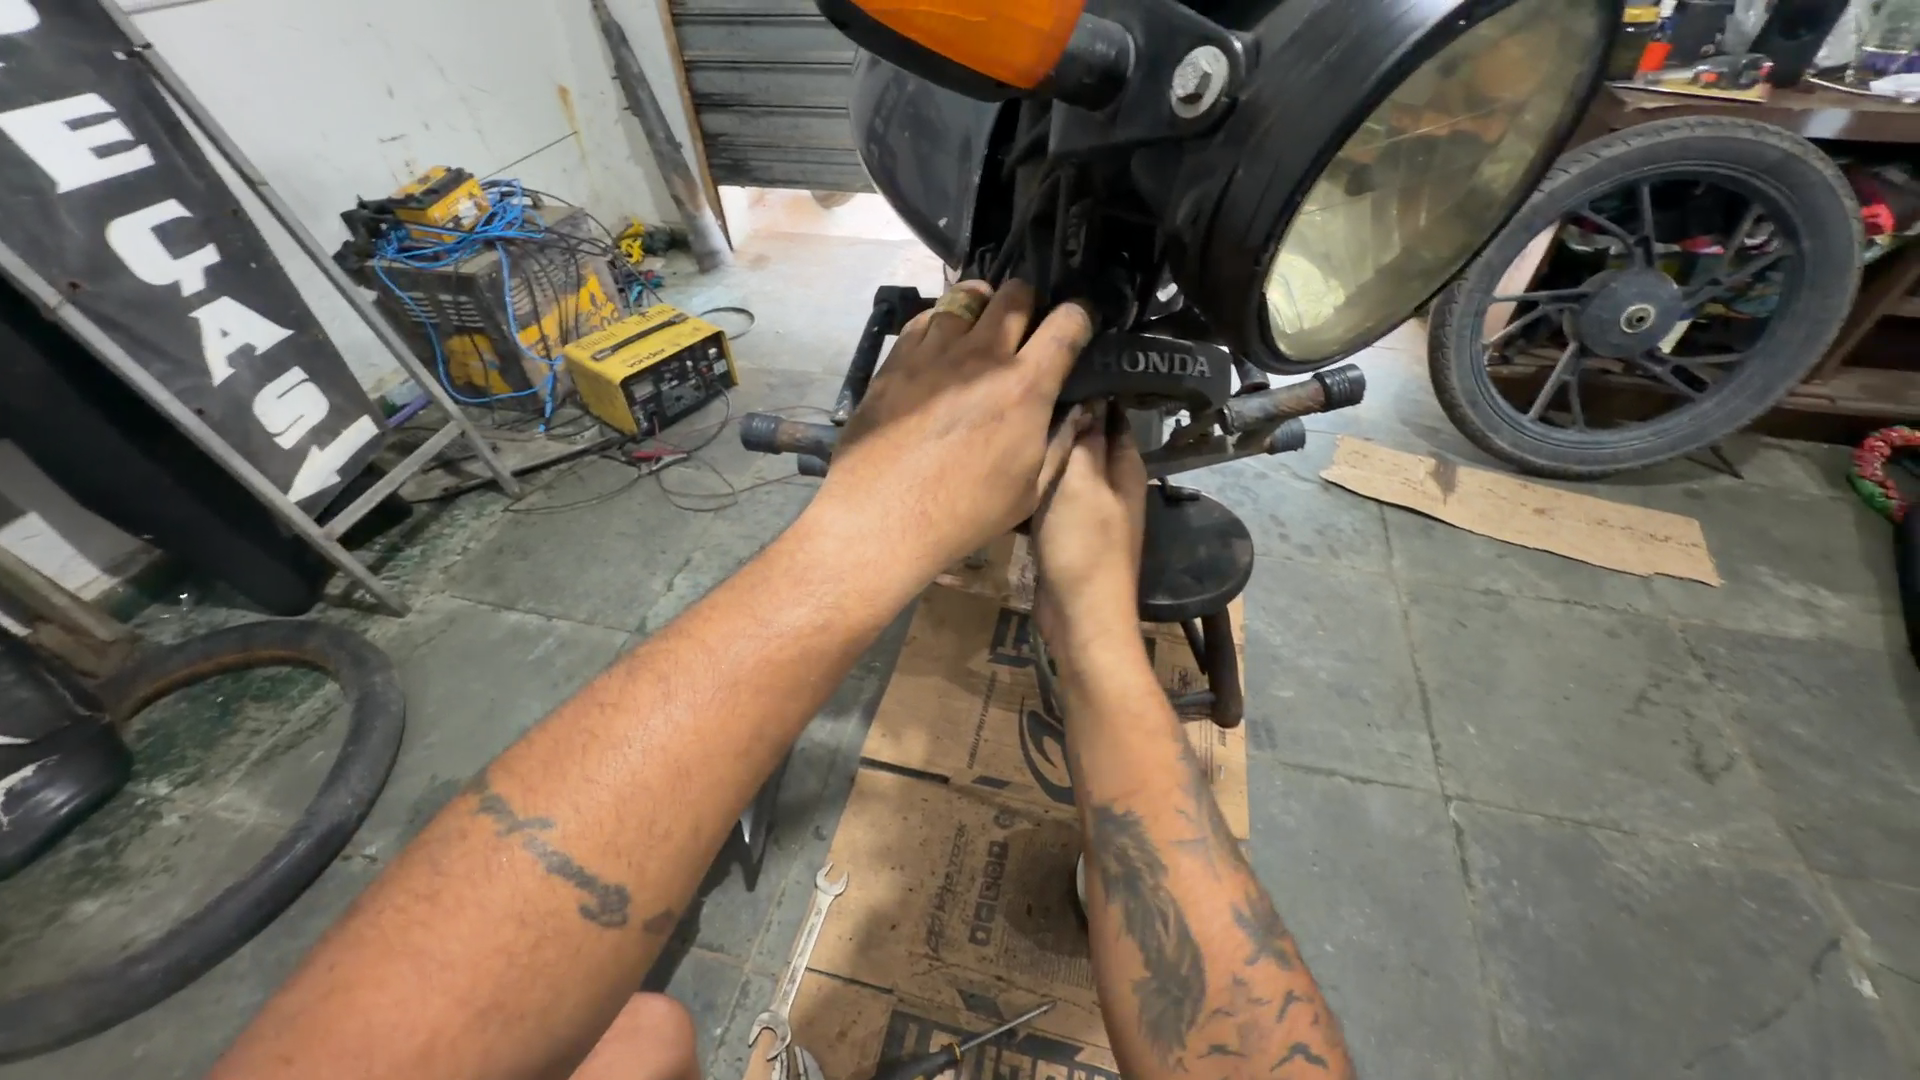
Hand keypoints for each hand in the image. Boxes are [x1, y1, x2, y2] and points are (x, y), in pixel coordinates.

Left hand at [812, 280, 1095, 581]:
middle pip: (1015, 294)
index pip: (1067, 324)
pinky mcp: (896, 360)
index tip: (1077, 327)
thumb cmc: (965, 514)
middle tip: (1024, 328)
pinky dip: (942, 323)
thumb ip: (1061, 443)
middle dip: (1028, 302)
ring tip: (980, 328)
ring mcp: (934, 353)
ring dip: (982, 307)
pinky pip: (926, 319)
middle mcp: (982, 356)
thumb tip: (1080, 411)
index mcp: (1025, 387)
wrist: (883, 517)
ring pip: (966, 297)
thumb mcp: (1030, 491)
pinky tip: (940, 345)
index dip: (1080, 318)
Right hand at [1032, 401, 1148, 649]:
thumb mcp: (1083, 484)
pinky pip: (1052, 500)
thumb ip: (1086, 442)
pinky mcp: (1069, 535)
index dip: (1094, 393)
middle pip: (1088, 443)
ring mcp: (1091, 513)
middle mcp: (1113, 487)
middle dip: (1063, 423)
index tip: (1061, 369)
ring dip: (1046, 456)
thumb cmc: (1084, 545)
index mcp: (1126, 469)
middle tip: (1025, 394)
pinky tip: (1012, 474)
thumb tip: (1094, 399)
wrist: (1080, 615)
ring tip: (1014, 426)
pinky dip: (1037, 488)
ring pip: (1067, 473)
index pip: (1115, 417)